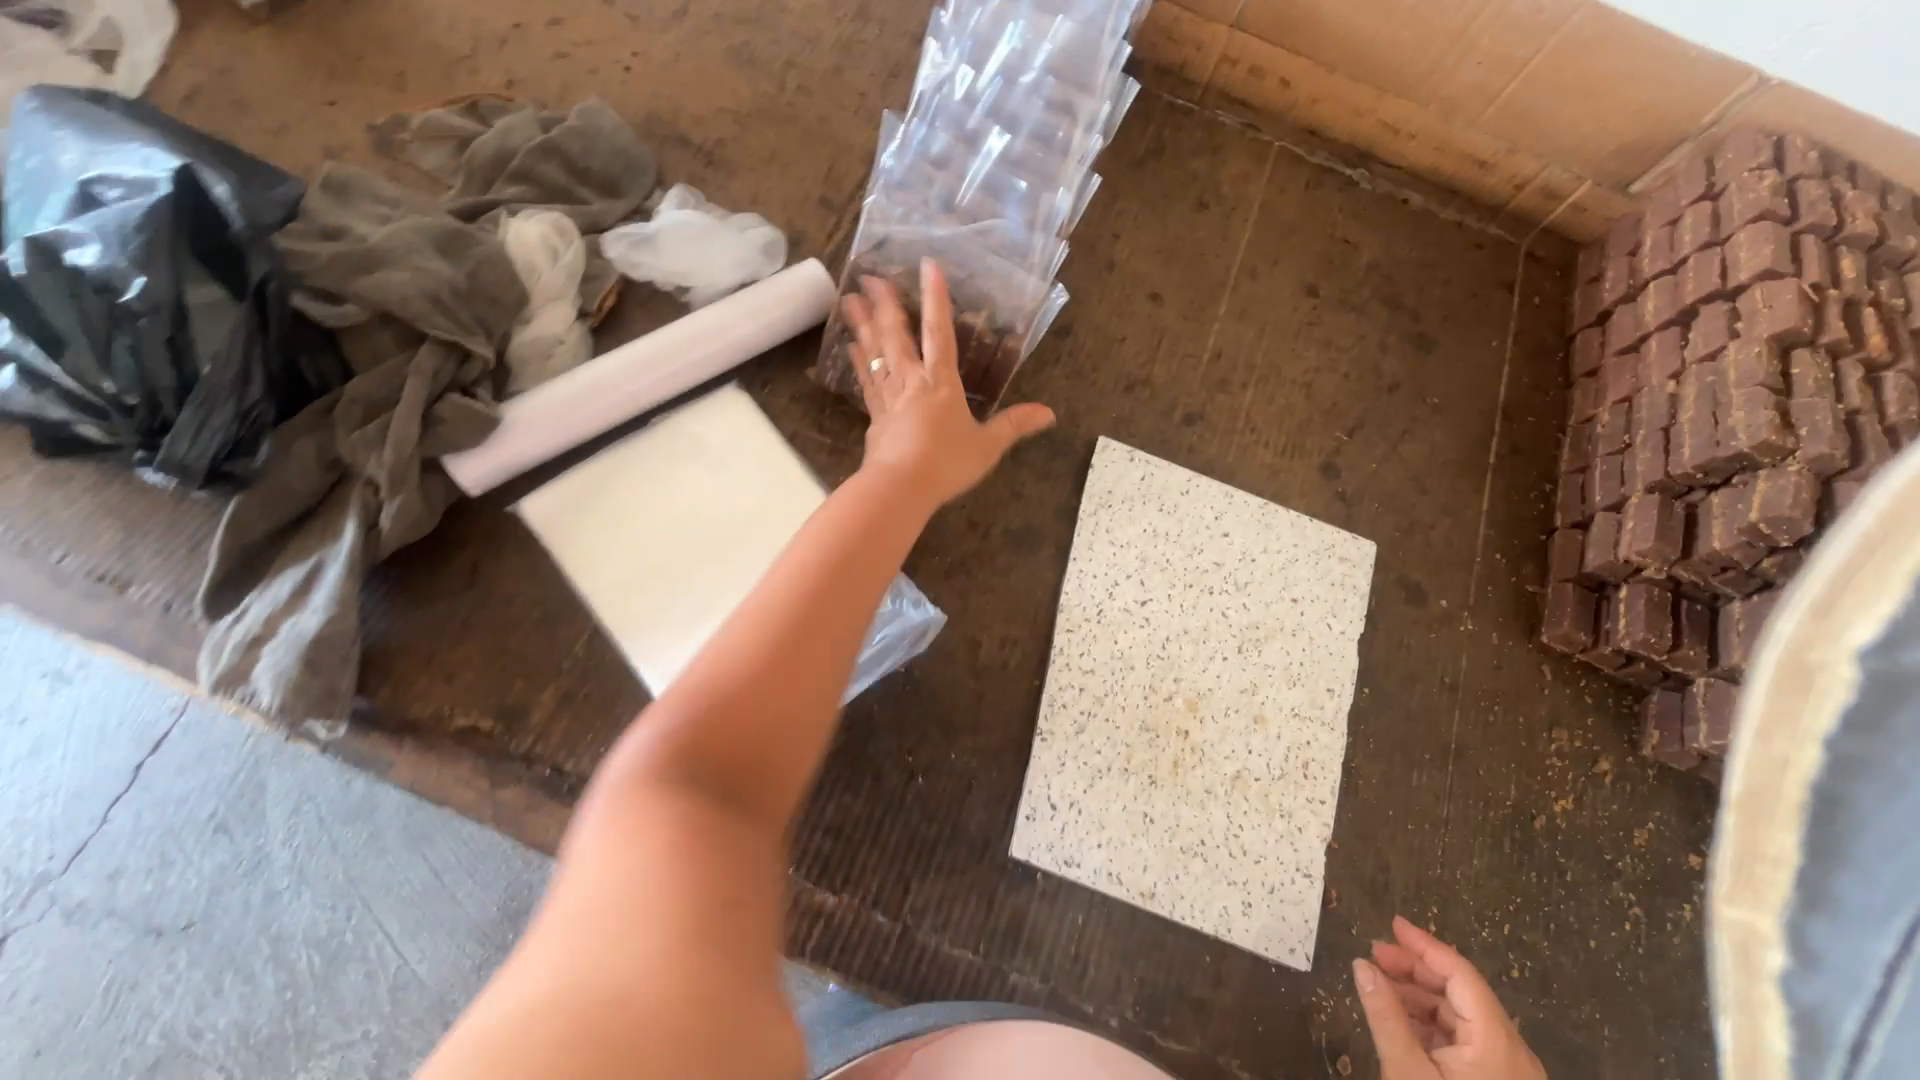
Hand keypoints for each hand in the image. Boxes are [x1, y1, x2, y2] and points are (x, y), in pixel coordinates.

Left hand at [840, 258, 1054, 511]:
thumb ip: (1015, 425)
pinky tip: (850, 348)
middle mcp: (911, 380)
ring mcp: (888, 396)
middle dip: (885, 304)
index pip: (940, 331)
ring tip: (848, 300)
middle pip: (895, 334)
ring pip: (873, 352)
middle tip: (869, 277)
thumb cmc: (946, 463)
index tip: (928, 266)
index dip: (936, 297)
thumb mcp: (987, 446)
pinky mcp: (874, 415)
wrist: (900, 488)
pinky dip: (858, 361)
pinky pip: (866, 379)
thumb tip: (1049, 414)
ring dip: (862, 325)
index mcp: (941, 381)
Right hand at [1352, 916, 1546, 1079]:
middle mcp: (1510, 1050)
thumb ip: (1385, 1014)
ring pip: (1461, 1016)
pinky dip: (1430, 1024)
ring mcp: (1507, 1071)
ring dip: (1420, 997)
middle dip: (1416, 970)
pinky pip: (1463, 1041)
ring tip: (1380, 988)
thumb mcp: (1407, 1071)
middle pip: (1462, 992)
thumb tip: (1361, 964)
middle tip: (1373, 957)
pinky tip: (1400, 1022)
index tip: (1390, 924)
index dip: (1425, 945)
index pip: (1460, 973)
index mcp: (1497, 1040)